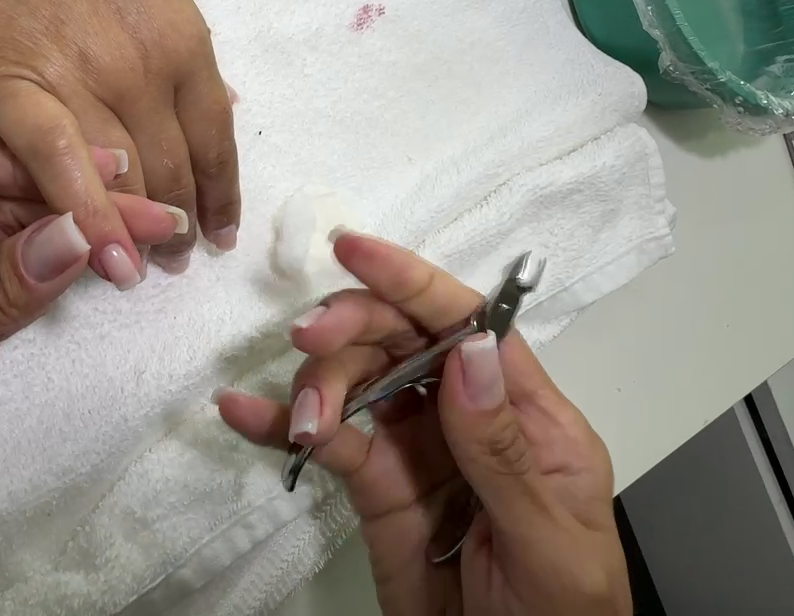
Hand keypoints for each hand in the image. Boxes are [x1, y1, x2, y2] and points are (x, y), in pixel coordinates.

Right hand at [0, 0, 239, 285]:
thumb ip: (184, 52)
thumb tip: (221, 105)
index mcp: (185, 40)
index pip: (216, 141)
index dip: (220, 196)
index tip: (219, 233)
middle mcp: (147, 68)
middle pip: (173, 172)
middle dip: (179, 223)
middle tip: (174, 259)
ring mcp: (86, 79)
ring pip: (126, 181)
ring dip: (139, 232)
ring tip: (141, 266)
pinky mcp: (17, 87)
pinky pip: (61, 171)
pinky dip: (87, 222)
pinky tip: (106, 263)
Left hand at [0, 128, 186, 614]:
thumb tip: (79, 233)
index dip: (31, 163)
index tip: (102, 173)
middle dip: (70, 204)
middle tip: (150, 209)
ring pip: (16, 248)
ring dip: (76, 241)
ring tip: (148, 234)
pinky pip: (18, 294)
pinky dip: (61, 282)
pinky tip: (105, 267)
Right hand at [217, 234, 628, 615]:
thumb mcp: (550, 544)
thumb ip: (505, 452)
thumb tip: (469, 350)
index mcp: (525, 414)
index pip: (468, 323)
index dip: (412, 279)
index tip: (354, 249)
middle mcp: (461, 411)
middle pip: (399, 336)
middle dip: (351, 327)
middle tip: (309, 340)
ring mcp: (413, 441)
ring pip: (355, 377)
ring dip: (317, 384)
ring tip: (305, 422)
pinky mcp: (372, 478)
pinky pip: (325, 438)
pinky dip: (281, 423)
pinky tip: (242, 412)